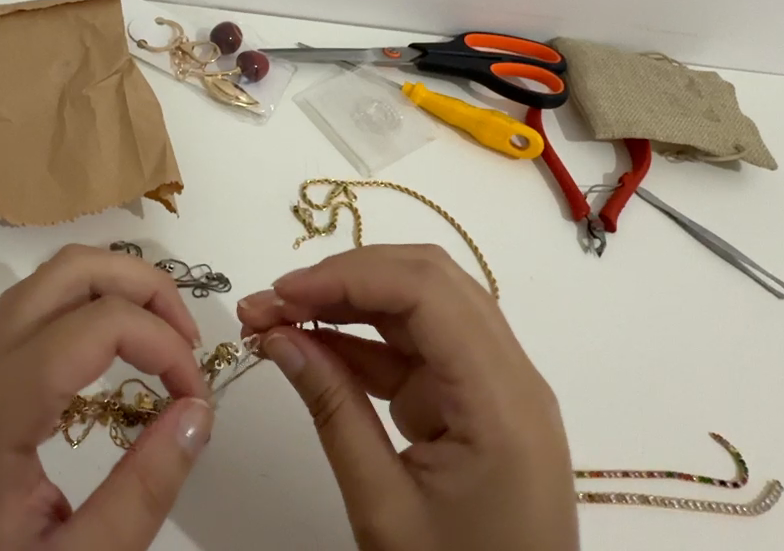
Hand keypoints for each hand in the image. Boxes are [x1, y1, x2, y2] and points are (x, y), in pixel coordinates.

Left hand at [0, 244, 215, 550]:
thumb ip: (142, 490)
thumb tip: (199, 411)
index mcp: (2, 404)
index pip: (98, 323)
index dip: (163, 344)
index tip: (198, 398)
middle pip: (71, 270)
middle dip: (144, 286)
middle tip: (189, 341)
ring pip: (54, 277)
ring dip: (118, 287)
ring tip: (165, 337)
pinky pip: (42, 304)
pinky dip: (92, 302)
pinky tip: (120, 349)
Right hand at [238, 245, 576, 550]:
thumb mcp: (383, 508)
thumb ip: (331, 410)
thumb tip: (275, 335)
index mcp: (502, 401)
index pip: (426, 293)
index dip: (348, 276)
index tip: (281, 293)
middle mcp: (510, 374)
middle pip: (427, 281)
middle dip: (344, 277)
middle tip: (273, 300)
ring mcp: (494, 383)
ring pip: (420, 303)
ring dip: (348, 300)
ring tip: (279, 315)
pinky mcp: (473, 397)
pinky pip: (414, 344)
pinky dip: (360, 336)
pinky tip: (310, 343)